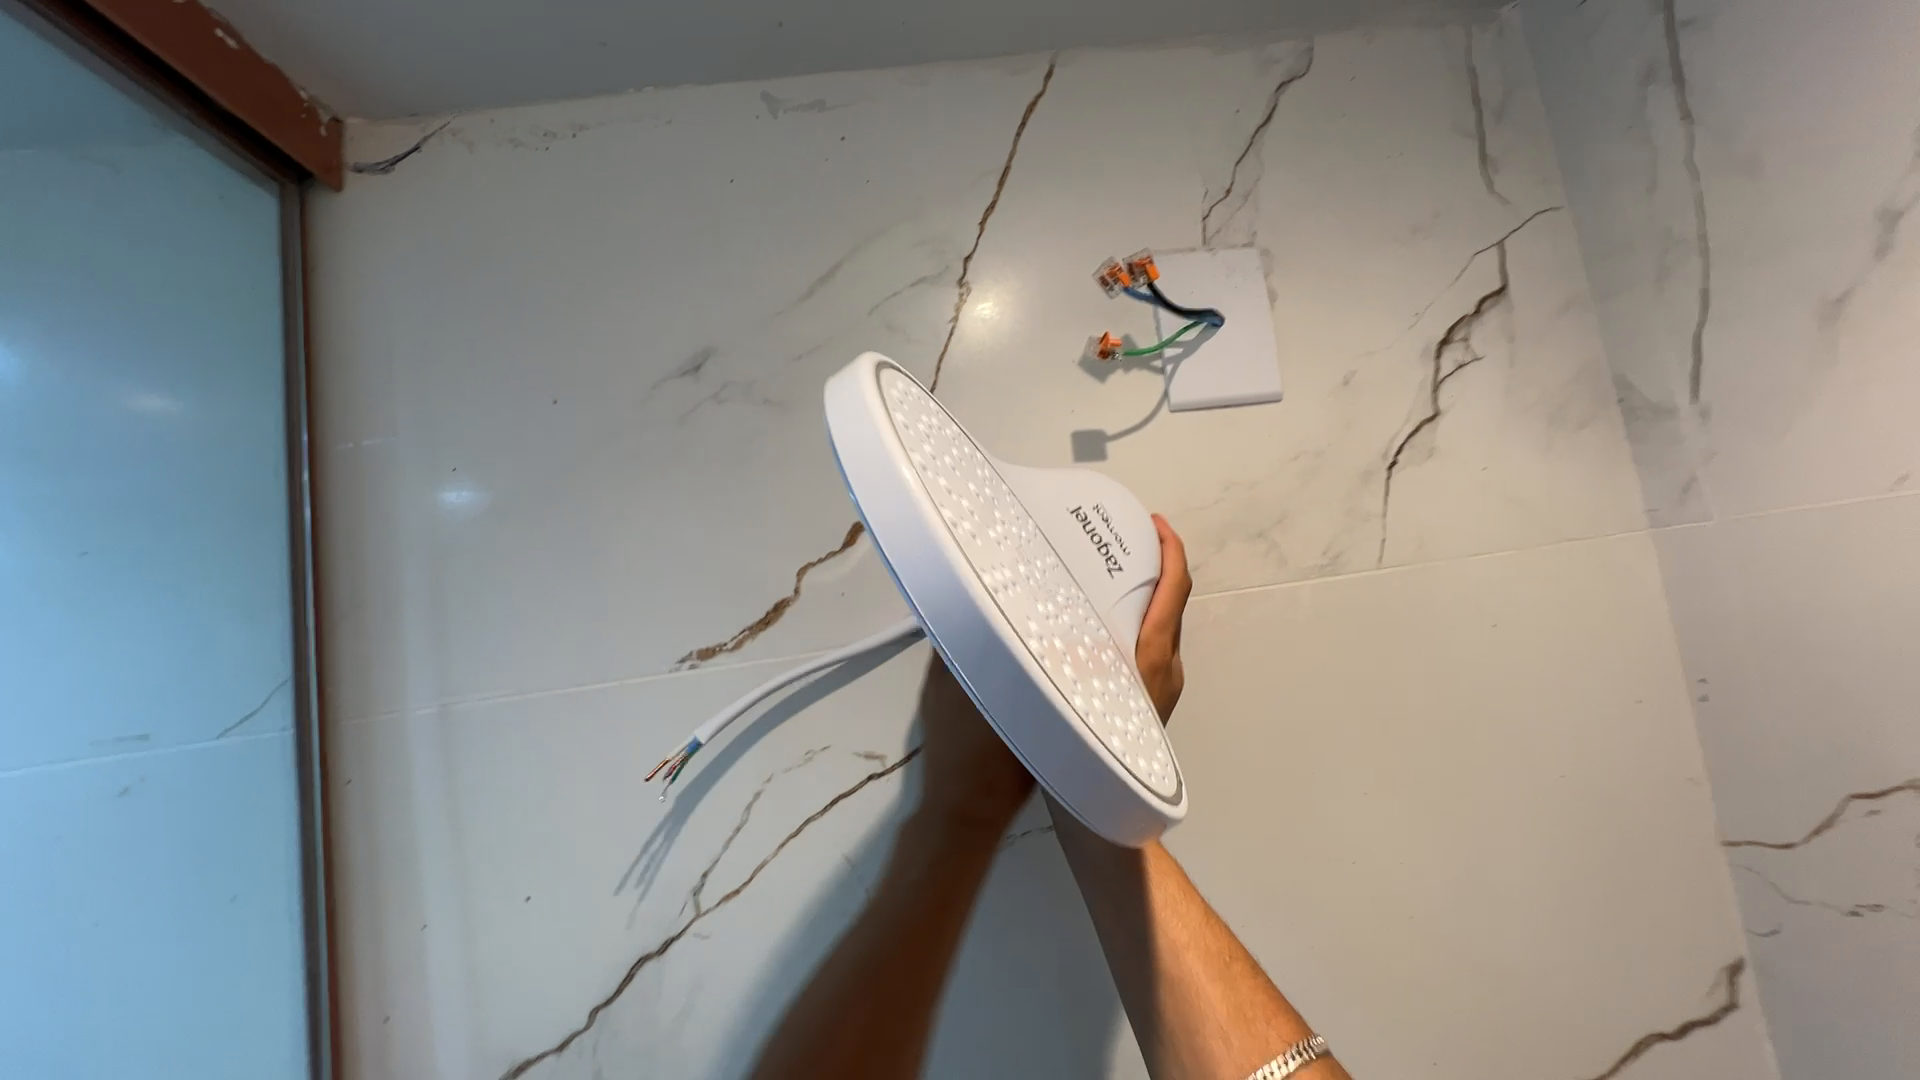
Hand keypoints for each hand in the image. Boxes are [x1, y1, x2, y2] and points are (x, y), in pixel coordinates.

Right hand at [914, 514, 1192, 830]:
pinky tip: (1098, 625)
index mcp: (1149, 658)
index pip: (1175, 588)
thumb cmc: (1073, 756)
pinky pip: (1151, 647)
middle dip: (1154, 565)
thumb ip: (1014, 656)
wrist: (1097, 817)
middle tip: (1122, 540)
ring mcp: (1162, 687)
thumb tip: (978, 619)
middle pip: (1172, 602)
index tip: (1155, 523)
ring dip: (1144, 594)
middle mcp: (1163, 668)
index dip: (1171, 548)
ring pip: (1161, 626)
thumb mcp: (1042, 694)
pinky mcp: (1152, 701)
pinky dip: (1136, 622)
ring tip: (1106, 574)